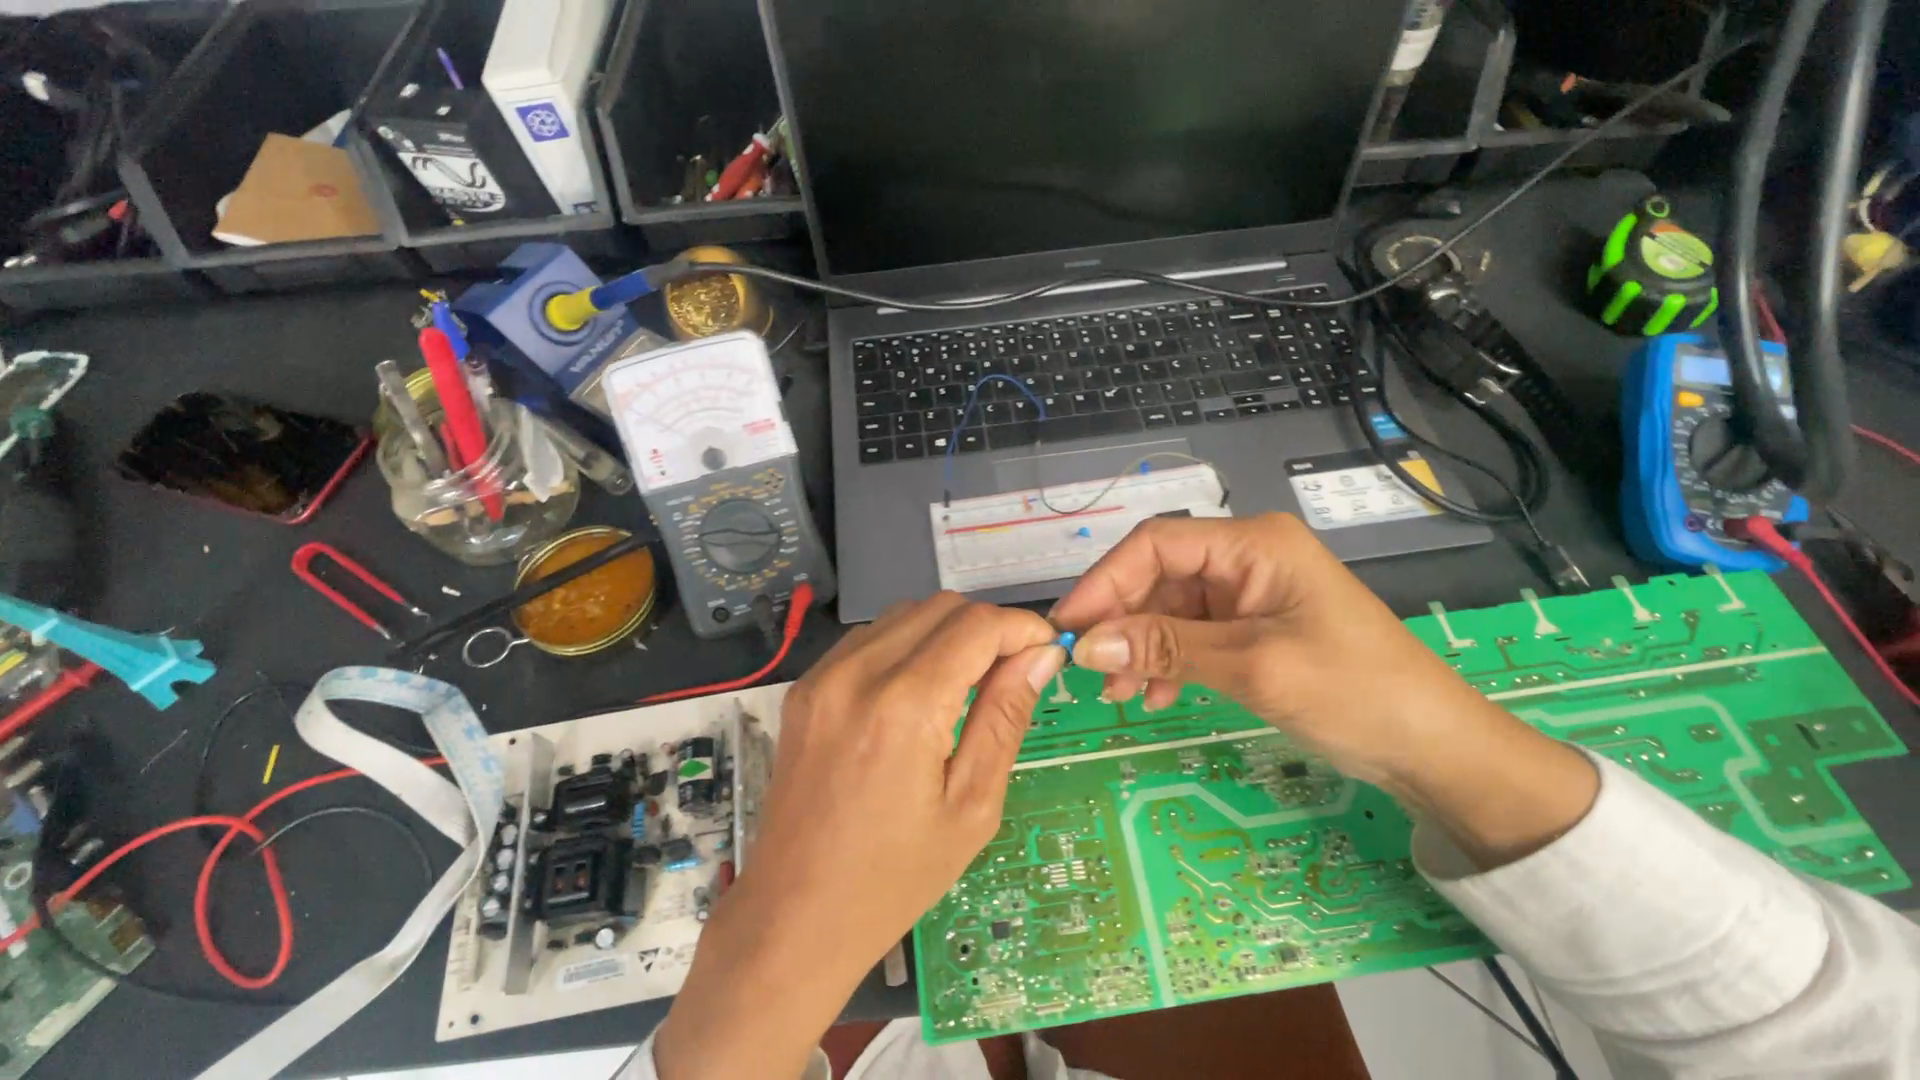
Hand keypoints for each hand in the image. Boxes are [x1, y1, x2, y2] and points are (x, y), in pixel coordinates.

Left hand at [654, 593, 1063, 1079]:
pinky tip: (920, 691)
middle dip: (988, 627)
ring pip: (903, 614)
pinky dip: (906, 645)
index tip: (1047, 653)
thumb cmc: (895, 877)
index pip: (978, 625)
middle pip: (941, 606)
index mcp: (905, 705)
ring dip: (947, 632)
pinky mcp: (805, 689)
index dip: (1023, 628)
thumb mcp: (971, 807)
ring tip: (969, 683)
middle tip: (1013, 673)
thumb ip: (1005, 717)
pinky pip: (868, 639)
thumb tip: (1041, 655)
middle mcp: (857, 673)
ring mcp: (822, 676)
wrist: (795, 914)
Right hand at [1051, 514, 1596, 863]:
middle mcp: (1248, 558)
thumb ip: (1167, 647)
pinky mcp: (1254, 627)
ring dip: (1141, 646)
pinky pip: (1192, 634)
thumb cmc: (1353, 692)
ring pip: (1170, 608)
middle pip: (1159, 574)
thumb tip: (1086, 645)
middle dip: (1122, 621)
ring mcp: (1251, 593)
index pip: (1156, 542)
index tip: (1069, 628)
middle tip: (1093, 673)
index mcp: (1255, 544)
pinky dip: (1168, 661)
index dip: (1106, 581)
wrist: (1433, 747)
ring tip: (1124, 694)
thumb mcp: (1254, 667)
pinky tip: (1158, 694)